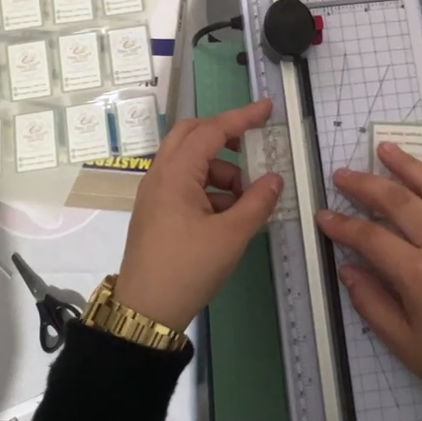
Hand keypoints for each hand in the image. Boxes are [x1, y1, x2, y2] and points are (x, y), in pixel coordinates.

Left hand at [115, 98, 281, 330]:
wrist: (145, 311)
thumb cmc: (188, 268)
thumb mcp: (231, 236)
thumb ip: (257, 202)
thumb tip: (275, 179)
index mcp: (175, 174)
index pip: (211, 131)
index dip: (241, 117)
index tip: (267, 108)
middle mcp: (160, 176)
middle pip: (192, 136)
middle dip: (225, 137)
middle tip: (253, 146)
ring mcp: (155, 194)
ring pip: (190, 162)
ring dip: (221, 170)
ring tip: (247, 199)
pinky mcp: (157, 212)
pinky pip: (185, 184)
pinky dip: (210, 189)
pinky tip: (230, 214)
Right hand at [319, 143, 421, 394]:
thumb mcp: (403, 343)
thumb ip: (371, 302)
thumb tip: (348, 268)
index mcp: (418, 275)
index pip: (371, 238)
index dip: (343, 225)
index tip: (323, 215)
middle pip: (400, 203)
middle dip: (367, 185)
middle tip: (343, 174)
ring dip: (410, 166)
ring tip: (387, 149)